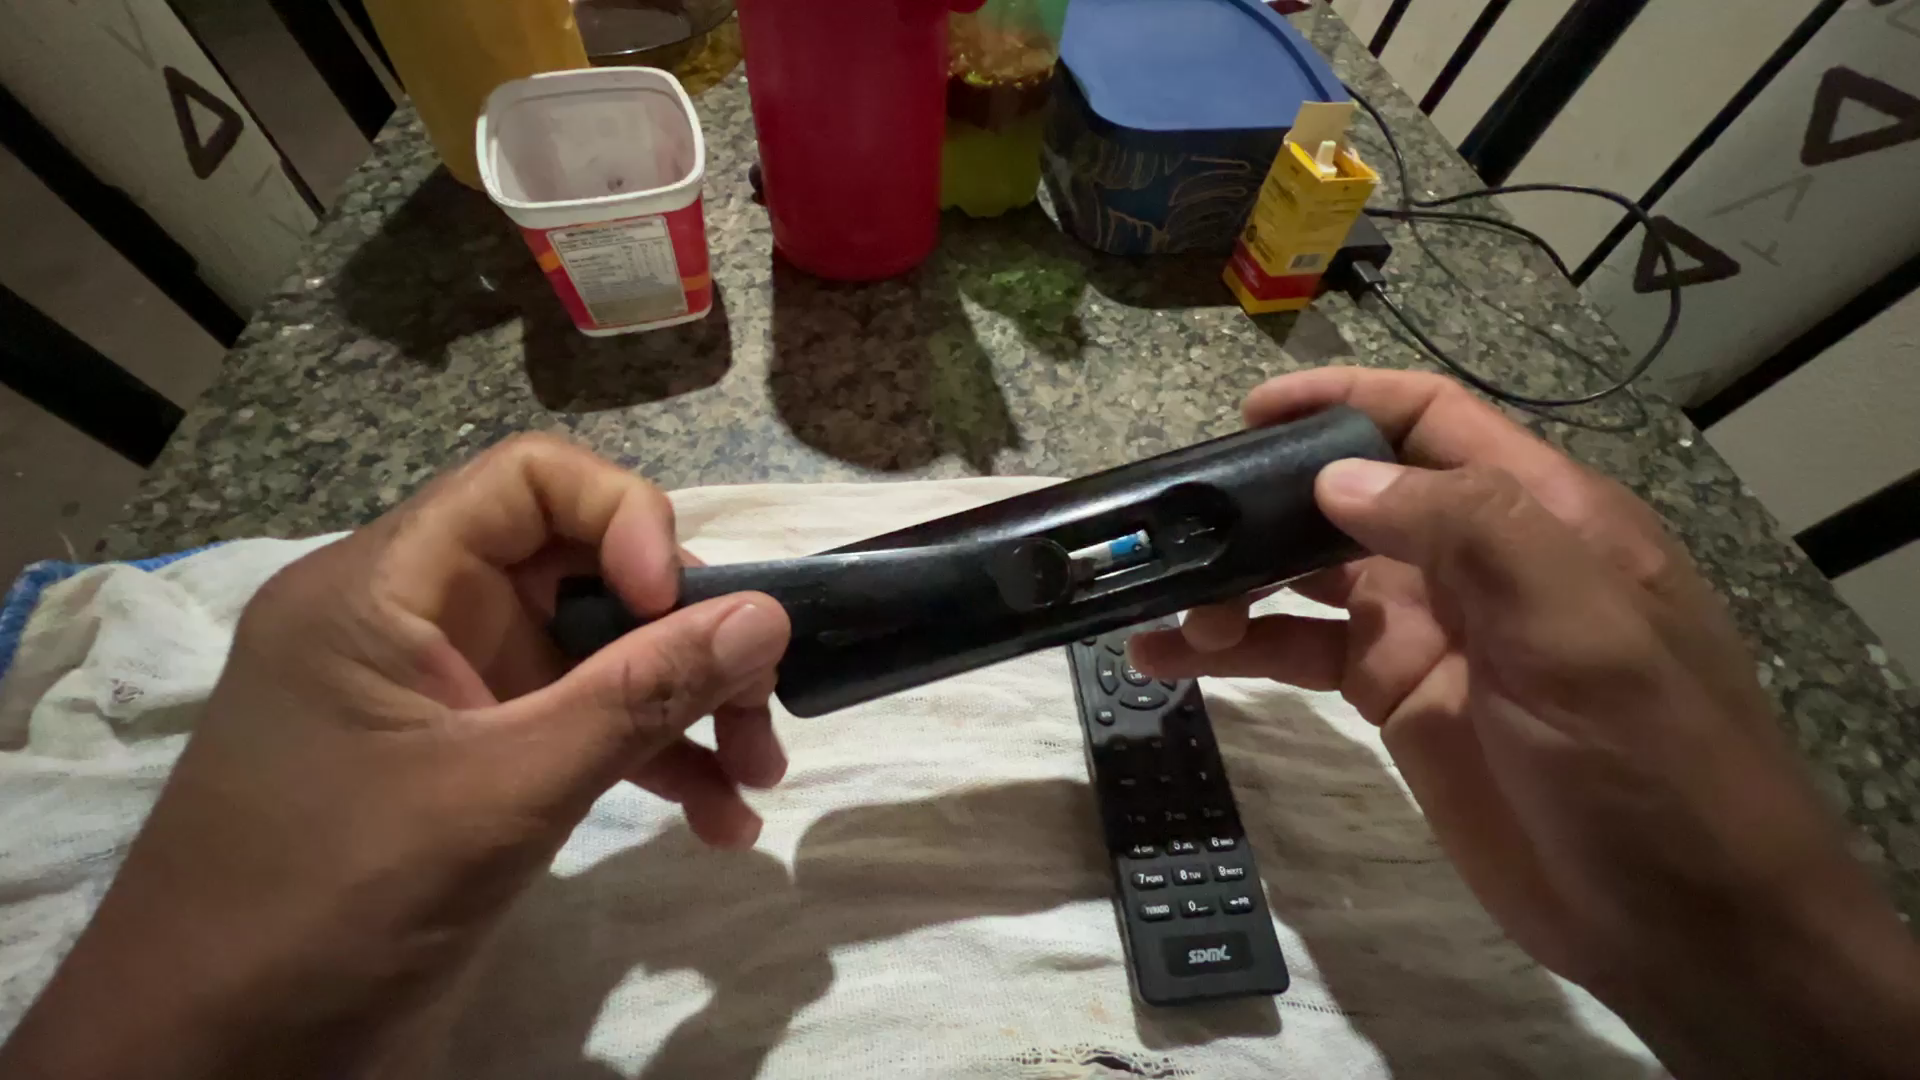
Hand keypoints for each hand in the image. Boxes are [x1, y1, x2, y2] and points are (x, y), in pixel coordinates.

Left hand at [0, 435, 790, 1079]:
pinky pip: (599, 724)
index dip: (624, 517)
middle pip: (597, 573)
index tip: (675, 602)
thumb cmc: (328, 911)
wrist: (214, 1079)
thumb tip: (770, 616)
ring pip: (613, 653)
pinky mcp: (497, 752)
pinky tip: (721, 817)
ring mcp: (470, 689)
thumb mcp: (505, 793)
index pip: (532, 481)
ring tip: (759, 772)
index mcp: (394, 589)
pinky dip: (665, 761)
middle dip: (691, 635)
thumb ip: (642, 696)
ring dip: (695, 705)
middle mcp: (436, 619)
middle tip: (757, 701)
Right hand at [1130, 368, 1919, 1078]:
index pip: (1426, 421)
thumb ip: (1468, 529)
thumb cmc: (1646, 762)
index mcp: (1527, 516)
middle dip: (1260, 507)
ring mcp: (1417, 624)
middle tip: (1183, 530)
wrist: (1669, 920)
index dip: (1340, 400)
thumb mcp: (1578, 630)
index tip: (1252, 414)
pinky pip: (1291, 649)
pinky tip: (1168, 658)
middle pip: (1341, 499)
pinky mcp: (1381, 686)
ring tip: (1174, 613)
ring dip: (1232, 586)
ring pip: (1301, 577)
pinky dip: (1231, 650)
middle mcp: (1463, 557)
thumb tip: (1335, 476)